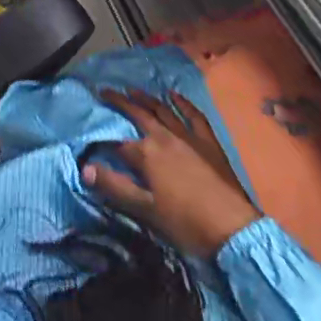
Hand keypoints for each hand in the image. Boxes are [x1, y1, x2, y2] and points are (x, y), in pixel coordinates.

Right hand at [83, 89, 259, 257]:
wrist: (235, 230)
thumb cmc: (185, 222)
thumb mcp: (145, 209)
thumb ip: (114, 186)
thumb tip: (84, 168)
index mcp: (147, 153)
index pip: (117, 142)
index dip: (103, 139)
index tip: (90, 135)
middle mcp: (165, 138)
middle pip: (138, 115)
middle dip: (120, 102)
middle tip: (105, 91)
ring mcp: (189, 138)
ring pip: (163, 111)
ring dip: (146, 99)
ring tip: (133, 90)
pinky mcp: (208, 143)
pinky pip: (194, 117)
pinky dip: (183, 104)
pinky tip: (174, 96)